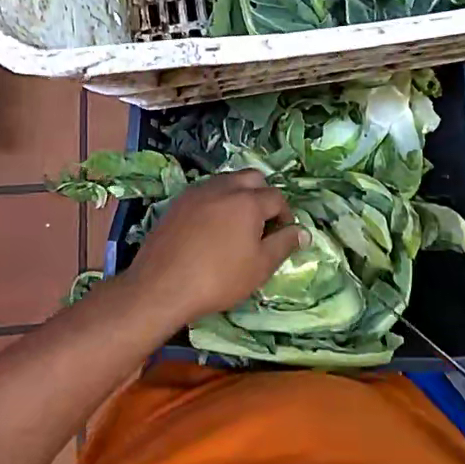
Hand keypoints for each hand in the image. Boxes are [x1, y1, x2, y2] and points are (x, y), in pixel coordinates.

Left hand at [123, 170, 304, 323]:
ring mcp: (197, 192)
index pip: (277, 197)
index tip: (282, 234)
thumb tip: (303, 231)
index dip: (285, 214)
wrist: (161, 285)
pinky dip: (216, 201)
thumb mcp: (260, 267)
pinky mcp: (178, 202)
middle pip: (252, 178)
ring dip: (239, 194)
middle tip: (262, 223)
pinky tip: (211, 227)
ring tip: (237, 224)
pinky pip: (206, 191)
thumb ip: (284, 244)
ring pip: (227, 181)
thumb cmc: (218, 278)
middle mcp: (224, 187)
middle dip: (263, 195)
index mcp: (248, 200)